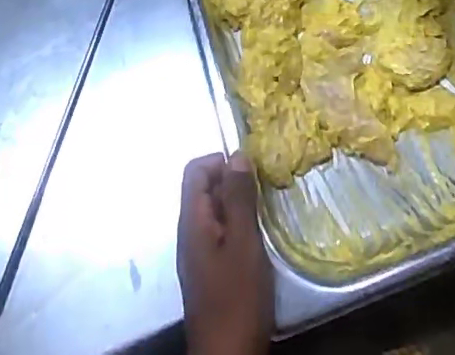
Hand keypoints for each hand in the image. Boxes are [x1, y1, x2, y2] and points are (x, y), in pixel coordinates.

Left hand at [177, 153, 269, 354]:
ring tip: (265, 213)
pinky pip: (219, 236)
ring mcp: (198, 255)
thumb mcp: (242, 243)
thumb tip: (237, 156)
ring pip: (214, 214)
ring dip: (236, 206)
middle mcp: (189, 232)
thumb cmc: (236, 298)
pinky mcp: (210, 274)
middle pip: (203, 190)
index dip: (219, 161)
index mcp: (191, 219)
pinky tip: (258, 242)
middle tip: (263, 188)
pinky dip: (236, 229)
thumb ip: (238, 199)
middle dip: (230, 182)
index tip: (250, 167)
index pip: (195, 171)